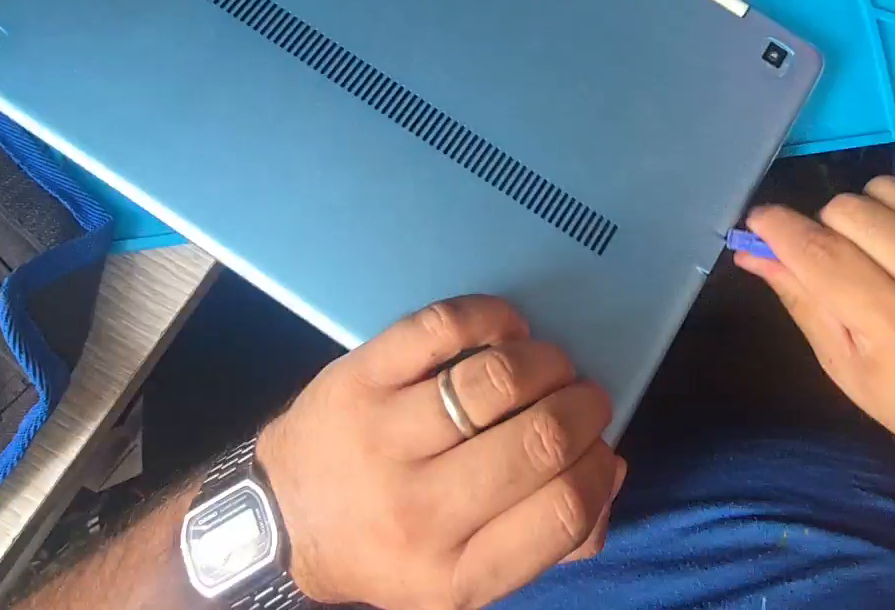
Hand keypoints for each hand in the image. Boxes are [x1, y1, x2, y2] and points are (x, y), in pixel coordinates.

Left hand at [257, 296, 624, 609]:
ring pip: (495, 381)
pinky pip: (441, 328)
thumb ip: (547, 542)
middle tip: (586, 395)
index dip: (600, 466)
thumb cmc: (392, 543)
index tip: (601, 443)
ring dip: (546, 362)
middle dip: (584, 407)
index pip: (563, 512)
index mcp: (454, 574)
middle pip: (539, 440)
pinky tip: (506, 331)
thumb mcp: (463, 576)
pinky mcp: (359, 377)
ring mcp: (382, 439)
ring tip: (551, 364)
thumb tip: (608, 471)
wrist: (286, 519)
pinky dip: (492, 318)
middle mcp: (418, 513)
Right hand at [735, 167, 894, 483]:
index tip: (758, 221)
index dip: (777, 228)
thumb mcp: (847, 369)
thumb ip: (800, 300)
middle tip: (836, 261)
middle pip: (846, 210)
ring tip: (877, 249)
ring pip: (884, 188)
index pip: (819, 254)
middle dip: (824, 229)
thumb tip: (752, 252)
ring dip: (866, 212)